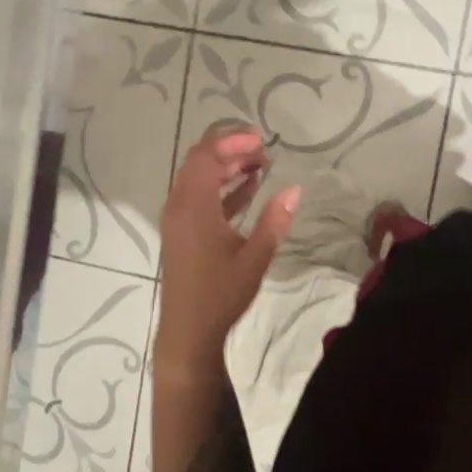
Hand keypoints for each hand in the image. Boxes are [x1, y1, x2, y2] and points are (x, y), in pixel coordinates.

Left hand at [156, 127, 300, 364]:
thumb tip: (294, 188)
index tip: (261, 139)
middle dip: (230, 150)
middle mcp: (179, 206)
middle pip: (199, 162)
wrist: (188, 331)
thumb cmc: (221, 294)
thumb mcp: (255, 258)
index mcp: (193, 206)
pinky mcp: (182, 233)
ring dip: (226, 168)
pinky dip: (221, 189)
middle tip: (263, 150)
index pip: (207, 157)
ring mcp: (178, 220)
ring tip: (260, 164)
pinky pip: (198, 198)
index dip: (232, 142)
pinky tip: (249, 188)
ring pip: (198, 179)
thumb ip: (274, 221)